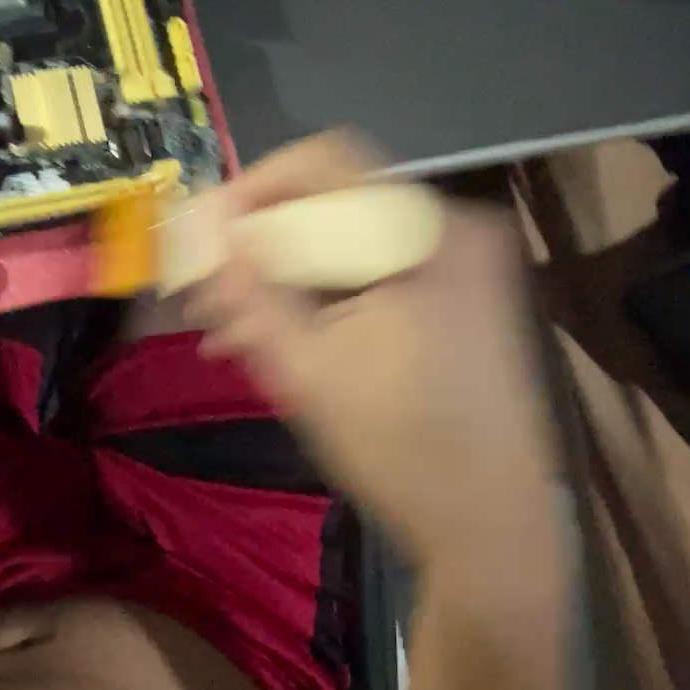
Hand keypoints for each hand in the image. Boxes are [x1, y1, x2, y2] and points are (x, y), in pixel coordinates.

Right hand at [187, 132, 559, 572]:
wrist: (490, 528)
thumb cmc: (398, 452)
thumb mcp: (304, 369)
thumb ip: (246, 289)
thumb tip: (198, 226)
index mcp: (422, 236)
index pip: (325, 161)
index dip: (255, 186)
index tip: (205, 234)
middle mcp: (451, 232)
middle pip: (332, 206)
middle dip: (258, 247)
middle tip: (203, 292)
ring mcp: (461, 266)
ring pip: (346, 245)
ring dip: (282, 278)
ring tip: (224, 329)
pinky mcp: (458, 299)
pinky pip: (373, 274)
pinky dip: (321, 297)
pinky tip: (274, 339)